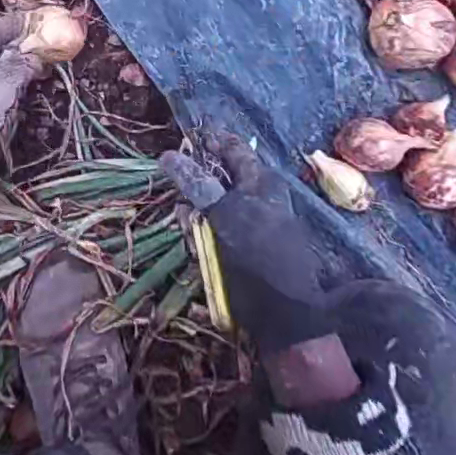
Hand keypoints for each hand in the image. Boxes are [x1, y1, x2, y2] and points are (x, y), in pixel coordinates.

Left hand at [0, 14, 38, 196]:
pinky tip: (15, 85)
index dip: (17, 25)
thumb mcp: (2, 85)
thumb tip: (34, 54)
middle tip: (40, 48)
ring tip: (33, 67)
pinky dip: (2, 77)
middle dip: (16, 46)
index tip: (38, 25)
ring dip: (11, 63)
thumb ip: (19, 66)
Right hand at [160, 131, 331, 351]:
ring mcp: (255, 221)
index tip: (179, 143)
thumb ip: (197, 184)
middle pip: (220, 177)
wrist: (286, 312)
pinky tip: (200, 247)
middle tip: (178, 192)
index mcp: (261, 182)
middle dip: (196, 183)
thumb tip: (169, 155)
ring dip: (197, 214)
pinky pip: (219, 230)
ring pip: (215, 205)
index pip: (232, 147)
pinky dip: (205, 234)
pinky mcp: (248, 245)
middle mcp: (261, 196)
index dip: (207, 141)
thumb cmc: (259, 256)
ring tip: (191, 229)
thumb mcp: (225, 214)